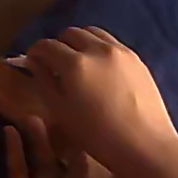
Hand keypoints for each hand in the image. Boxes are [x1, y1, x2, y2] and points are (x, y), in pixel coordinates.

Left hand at [4, 117, 156, 177]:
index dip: (120, 168)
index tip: (121, 152)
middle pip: (84, 159)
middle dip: (83, 140)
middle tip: (79, 118)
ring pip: (49, 154)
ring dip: (44, 133)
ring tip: (39, 113)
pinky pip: (17, 168)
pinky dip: (12, 148)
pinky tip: (9, 129)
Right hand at [19, 27, 177, 177]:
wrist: (145, 146)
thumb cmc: (97, 136)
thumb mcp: (61, 112)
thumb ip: (44, 81)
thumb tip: (35, 62)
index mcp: (74, 64)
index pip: (47, 45)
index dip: (35, 51)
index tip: (32, 60)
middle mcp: (96, 49)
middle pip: (70, 33)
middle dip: (58, 44)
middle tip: (55, 62)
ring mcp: (119, 51)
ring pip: (92, 32)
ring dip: (79, 41)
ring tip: (77, 60)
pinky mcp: (135, 57)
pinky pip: (110, 42)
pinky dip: (98, 46)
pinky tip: (99, 66)